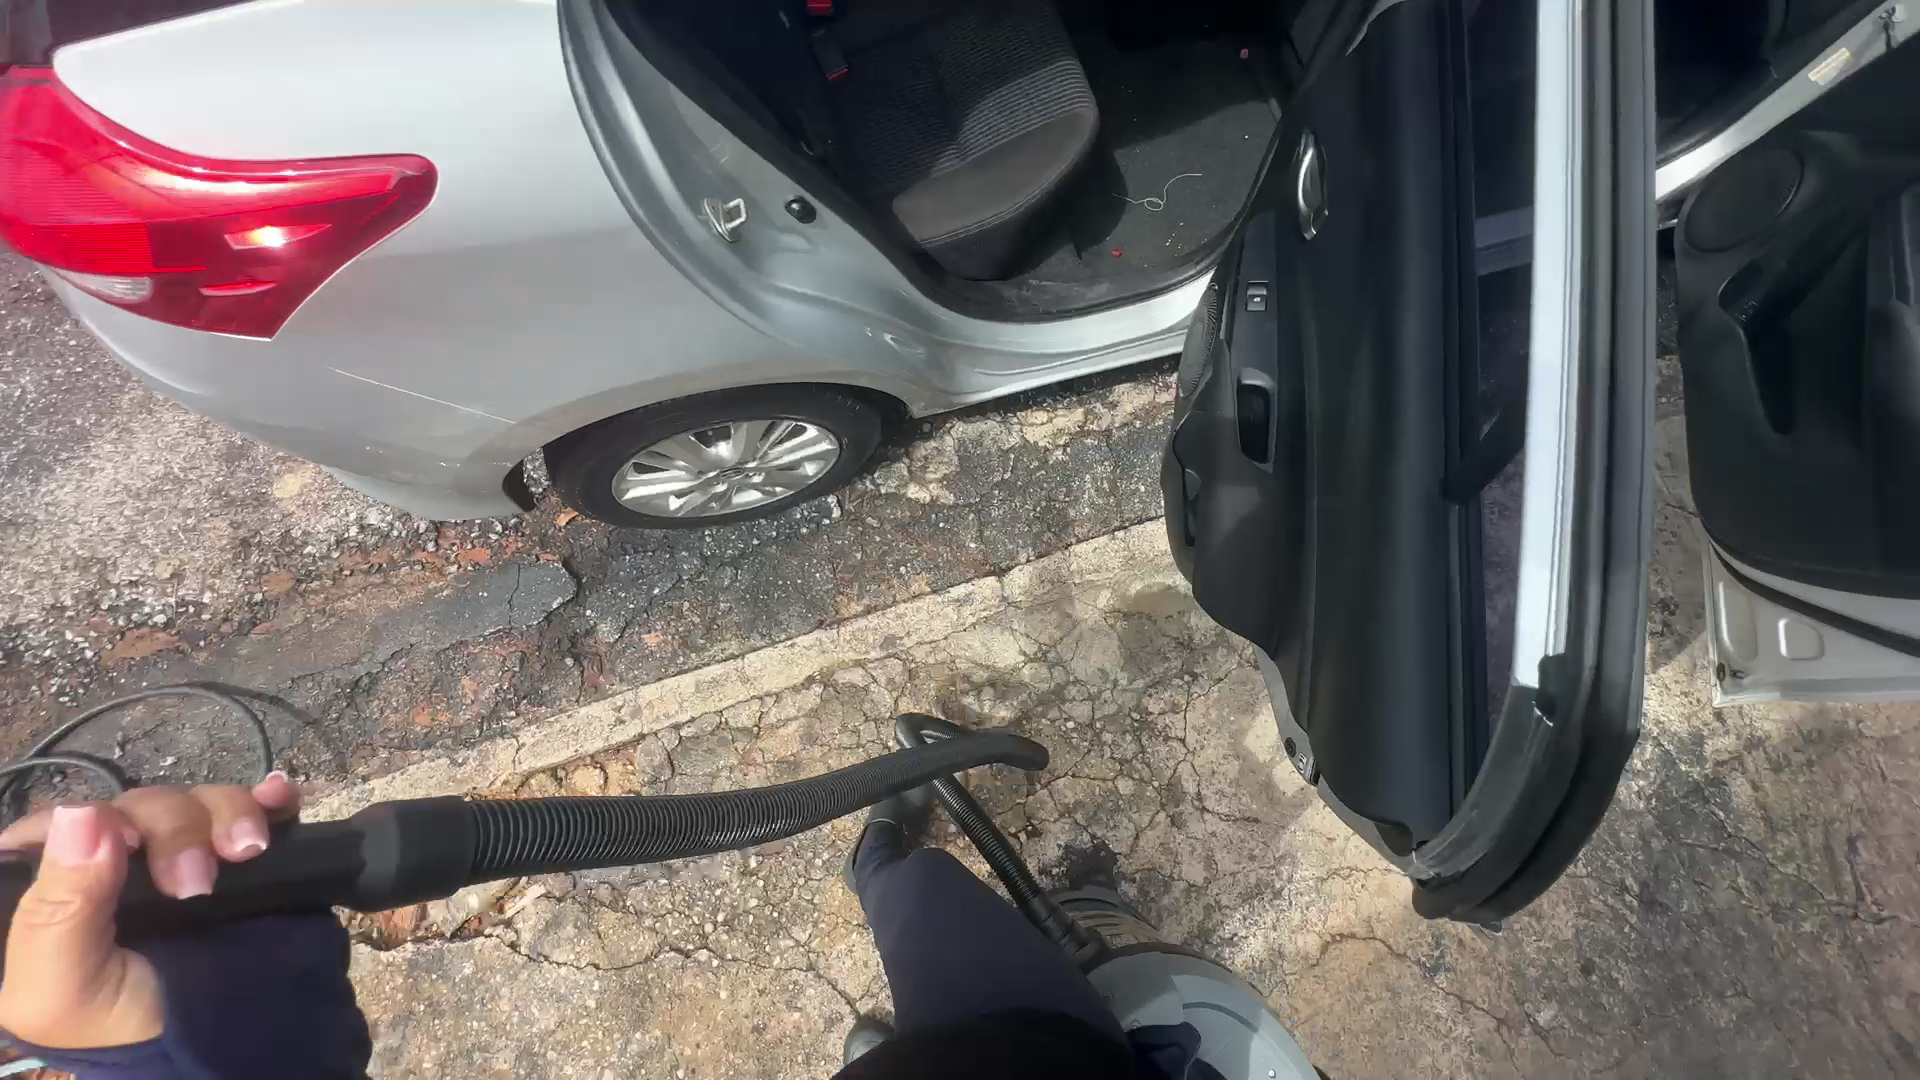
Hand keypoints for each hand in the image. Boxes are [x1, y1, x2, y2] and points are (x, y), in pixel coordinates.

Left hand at [0, 774, 300, 1048]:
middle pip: (141, 806)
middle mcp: (120, 865)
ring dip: (232, 814)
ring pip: (203, 798)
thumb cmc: (135, 1022)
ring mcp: (191, 852)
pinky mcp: (251, 844)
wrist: (247, 1024)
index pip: (54, 828)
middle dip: (177, 832)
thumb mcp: (65, 990)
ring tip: (253, 852)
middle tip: (200, 884)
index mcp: (57, 896)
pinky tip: (280, 799)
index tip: (129, 845)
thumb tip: (81, 813)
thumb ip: (57, 908)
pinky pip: (261, 798)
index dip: (92, 820)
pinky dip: (271, 794)